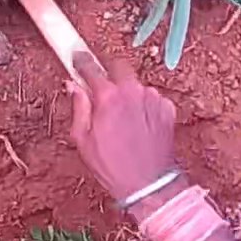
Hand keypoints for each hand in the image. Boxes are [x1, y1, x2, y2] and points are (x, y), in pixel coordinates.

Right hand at [68, 51, 180, 208]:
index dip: (81, 61)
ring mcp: (153, 98)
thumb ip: (78, 107)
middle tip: (101, 87)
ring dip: (128, 93)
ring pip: (136, 85)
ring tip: (122, 117)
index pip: (91, 67)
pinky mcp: (167, 108)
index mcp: (108, 97)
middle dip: (108, 72)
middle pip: (118, 66)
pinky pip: (151, 98)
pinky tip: (138, 125)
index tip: (76, 57)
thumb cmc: (111, 165)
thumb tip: (73, 86)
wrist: (148, 183)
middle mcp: (133, 91)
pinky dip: (144, 106)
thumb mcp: (82, 139)